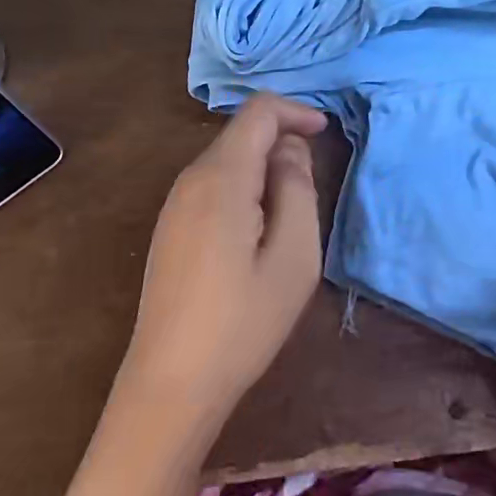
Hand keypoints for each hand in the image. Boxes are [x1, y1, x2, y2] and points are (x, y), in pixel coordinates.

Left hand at [120, 92, 328, 419]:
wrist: (171, 384)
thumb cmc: (242, 321)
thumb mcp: (294, 255)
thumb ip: (298, 188)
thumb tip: (290, 149)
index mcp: (221, 176)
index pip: (258, 111)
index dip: (295, 111)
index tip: (325, 132)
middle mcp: (191, 178)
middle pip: (241, 132)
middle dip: (281, 141)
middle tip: (311, 185)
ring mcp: (174, 203)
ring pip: (228, 158)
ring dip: (263, 167)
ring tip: (289, 213)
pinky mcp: (170, 227)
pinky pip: (213, 184)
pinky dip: (244, 186)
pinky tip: (257, 232)